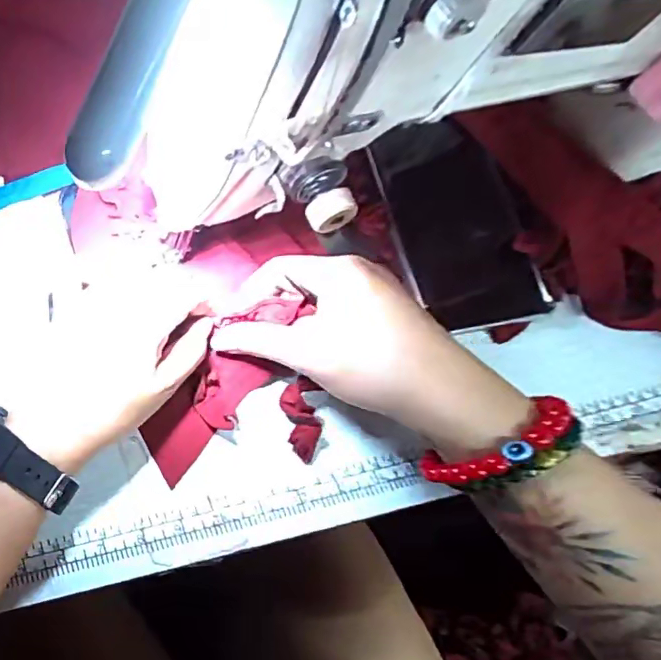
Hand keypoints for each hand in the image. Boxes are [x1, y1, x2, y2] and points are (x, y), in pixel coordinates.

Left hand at [4, 265, 212, 472]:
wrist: (57, 422)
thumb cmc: (113, 412)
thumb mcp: (162, 389)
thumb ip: (190, 351)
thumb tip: (205, 324)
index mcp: (147, 321)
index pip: (187, 290)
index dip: (205, 300)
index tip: (208, 316)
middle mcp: (121, 300)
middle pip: (162, 275)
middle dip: (182, 289)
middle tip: (188, 316)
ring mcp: (94, 298)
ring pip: (134, 270)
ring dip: (155, 283)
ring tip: (159, 310)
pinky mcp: (73, 303)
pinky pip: (103, 275)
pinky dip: (121, 278)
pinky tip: (125, 301)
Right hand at [210, 255, 532, 455]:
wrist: (440, 391)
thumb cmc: (369, 363)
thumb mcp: (306, 352)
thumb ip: (258, 340)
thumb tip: (220, 335)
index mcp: (338, 269)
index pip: (277, 269)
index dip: (248, 296)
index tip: (231, 326)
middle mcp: (357, 271)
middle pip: (297, 285)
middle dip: (269, 314)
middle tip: (252, 344)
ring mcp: (375, 293)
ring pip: (317, 304)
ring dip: (292, 327)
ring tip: (280, 355)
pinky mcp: (385, 316)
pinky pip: (338, 316)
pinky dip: (317, 333)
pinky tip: (314, 359)